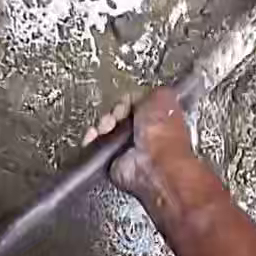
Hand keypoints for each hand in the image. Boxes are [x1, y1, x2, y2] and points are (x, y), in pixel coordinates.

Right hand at [83, 89, 209, 220]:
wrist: (152, 164)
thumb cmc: (164, 133)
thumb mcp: (161, 96)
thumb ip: (147, 92)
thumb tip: (133, 95)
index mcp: (159, 117)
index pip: (135, 103)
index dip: (127, 101)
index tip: (125, 103)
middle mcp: (144, 132)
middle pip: (116, 114)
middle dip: (112, 112)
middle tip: (116, 116)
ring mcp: (127, 147)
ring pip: (103, 128)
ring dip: (101, 124)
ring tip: (107, 127)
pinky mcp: (112, 160)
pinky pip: (95, 144)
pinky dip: (91, 138)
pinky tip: (95, 136)